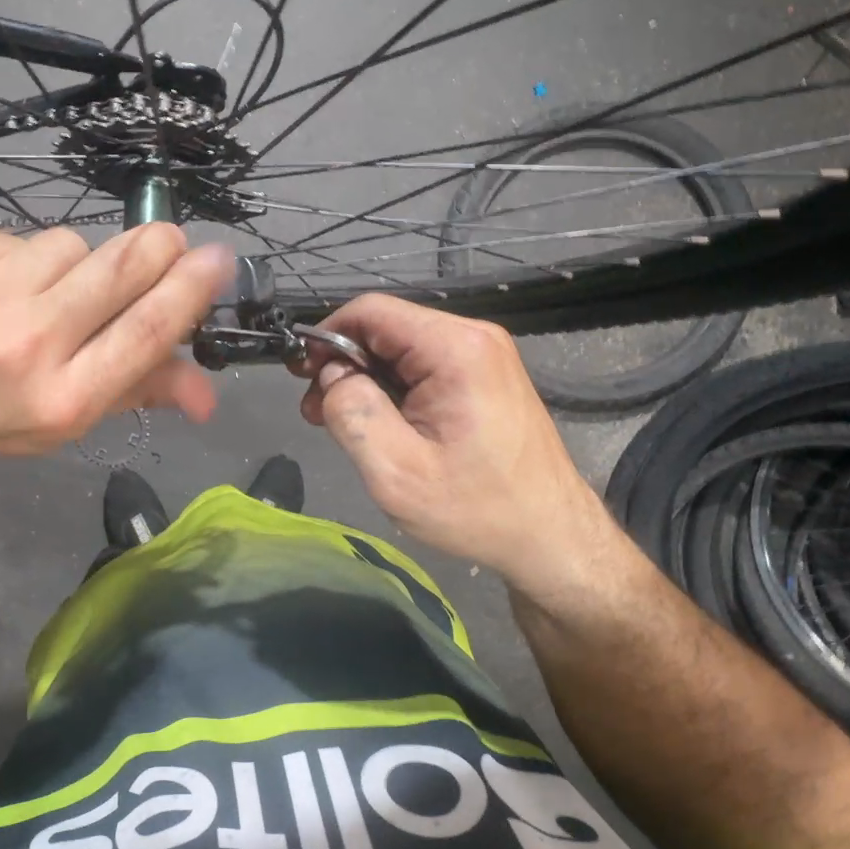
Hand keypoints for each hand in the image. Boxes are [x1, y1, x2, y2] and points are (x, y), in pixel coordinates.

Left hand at [0, 222, 233, 481]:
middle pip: (121, 263)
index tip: (218, 258)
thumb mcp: (62, 424)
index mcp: (62, 396)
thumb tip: (210, 396)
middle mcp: (24, 340)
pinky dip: (12, 258)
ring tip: (35, 296)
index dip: (193, 286)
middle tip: (163, 245)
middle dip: (156, 246)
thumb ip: (138, 394)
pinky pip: (11, 236)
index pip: (150, 326)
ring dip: (68, 264)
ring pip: (66, 242)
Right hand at [294, 294, 615, 584]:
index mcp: (455, 349)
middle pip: (385, 327)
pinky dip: (390, 389)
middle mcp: (473, 338)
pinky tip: (378, 425)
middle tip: (316, 412)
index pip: (371, 311)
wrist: (549, 536)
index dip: (326, 336)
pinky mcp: (483, 376)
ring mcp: (482, 356)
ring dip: (363, 379)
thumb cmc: (476, 508)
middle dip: (342, 363)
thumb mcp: (396, 472)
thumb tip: (332, 376)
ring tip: (341, 424)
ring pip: (400, 348)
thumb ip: (353, 414)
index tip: (300, 377)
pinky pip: (421, 366)